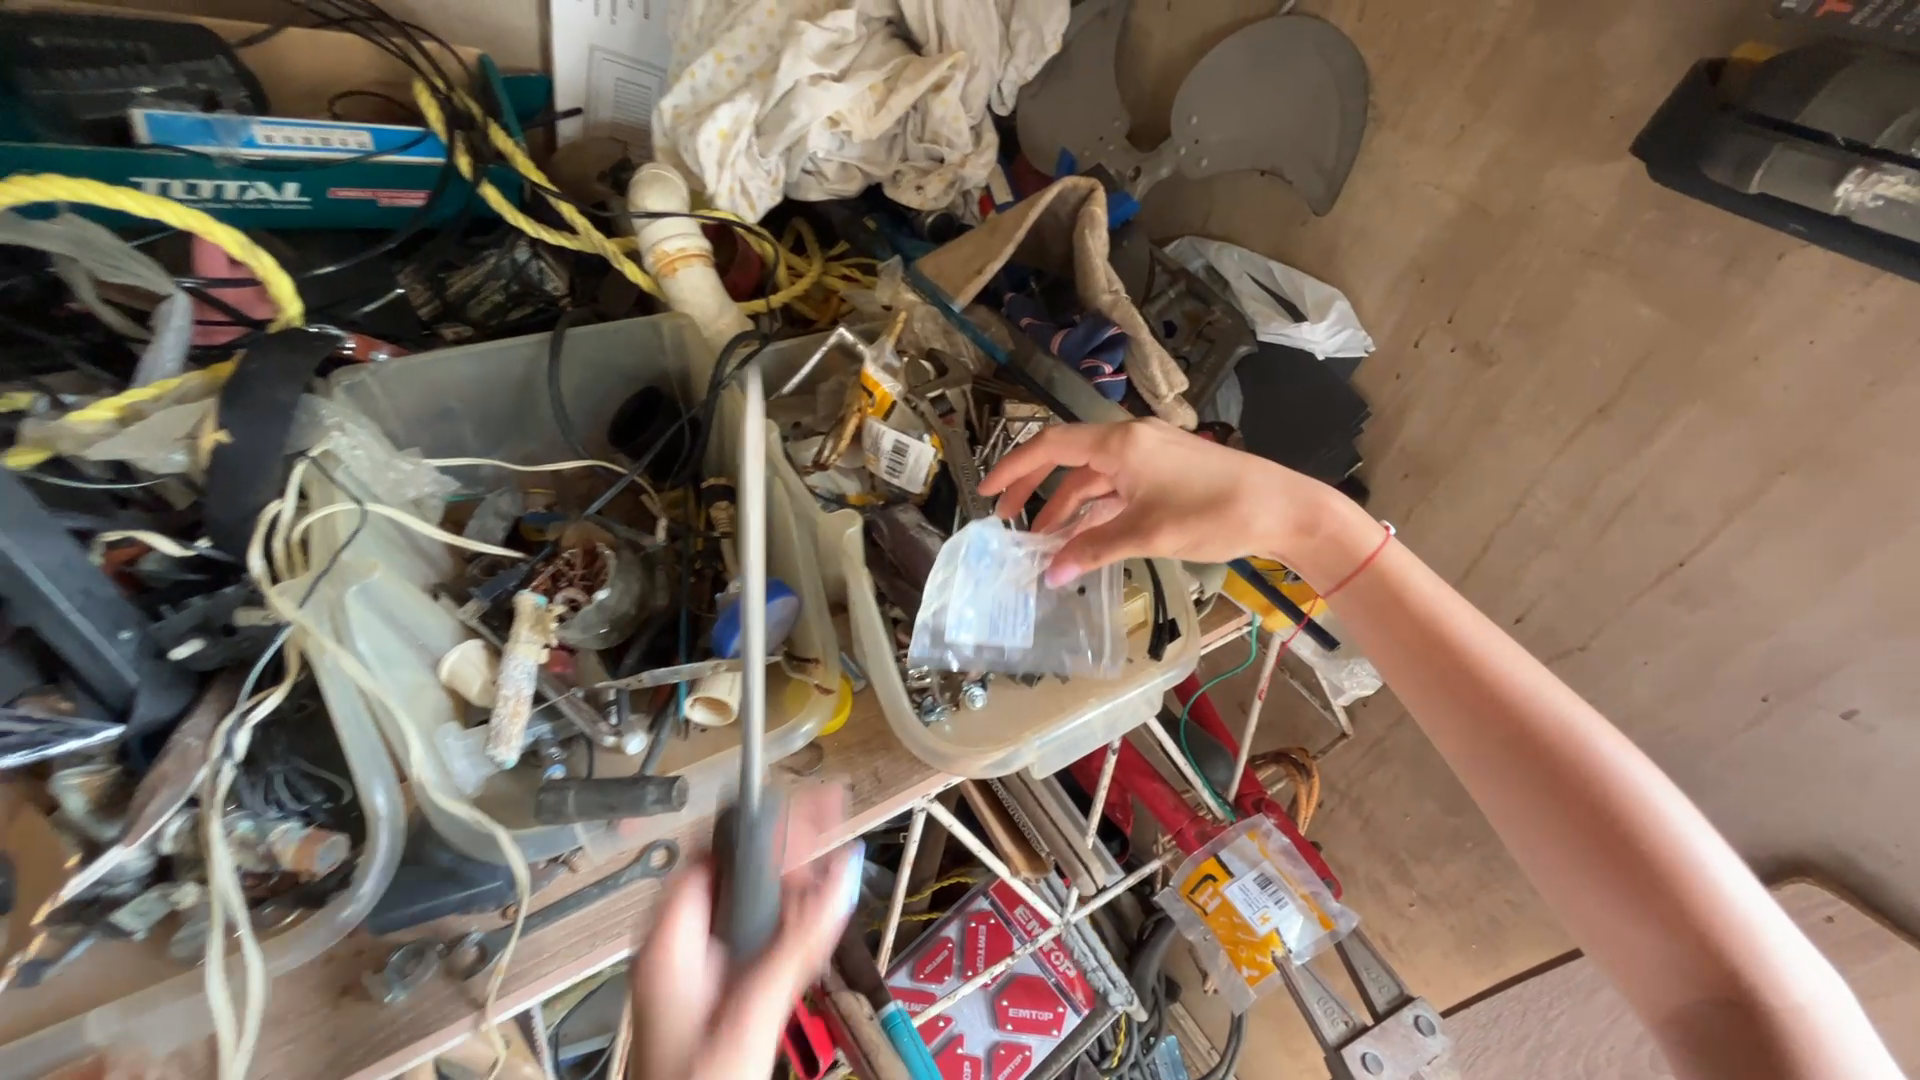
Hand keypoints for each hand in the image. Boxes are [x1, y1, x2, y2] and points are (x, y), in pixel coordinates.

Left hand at [628, 784, 860, 1079]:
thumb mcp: (749, 1014)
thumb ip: (796, 945)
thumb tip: (840, 876)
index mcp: (669, 943)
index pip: (712, 854)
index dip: (760, 823)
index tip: (805, 803)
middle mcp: (682, 946)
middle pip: (736, 869)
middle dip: (787, 838)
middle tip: (831, 810)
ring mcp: (702, 967)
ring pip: (750, 898)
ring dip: (795, 871)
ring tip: (834, 844)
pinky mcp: (723, 986)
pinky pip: (760, 930)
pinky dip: (792, 911)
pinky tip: (821, 899)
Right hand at [978, 419, 1373, 587]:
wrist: (1284, 508)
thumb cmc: (1214, 513)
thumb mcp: (1146, 534)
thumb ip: (1093, 550)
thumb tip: (1050, 575)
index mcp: (1119, 443)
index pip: (1049, 446)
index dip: (1012, 468)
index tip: (986, 493)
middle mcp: (1130, 440)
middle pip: (1066, 460)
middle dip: (1033, 489)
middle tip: (1006, 520)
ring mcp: (1149, 454)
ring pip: (1093, 478)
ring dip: (1066, 506)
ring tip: (1043, 542)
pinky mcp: (1166, 471)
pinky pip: (1117, 486)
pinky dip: (1097, 510)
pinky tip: (1084, 536)